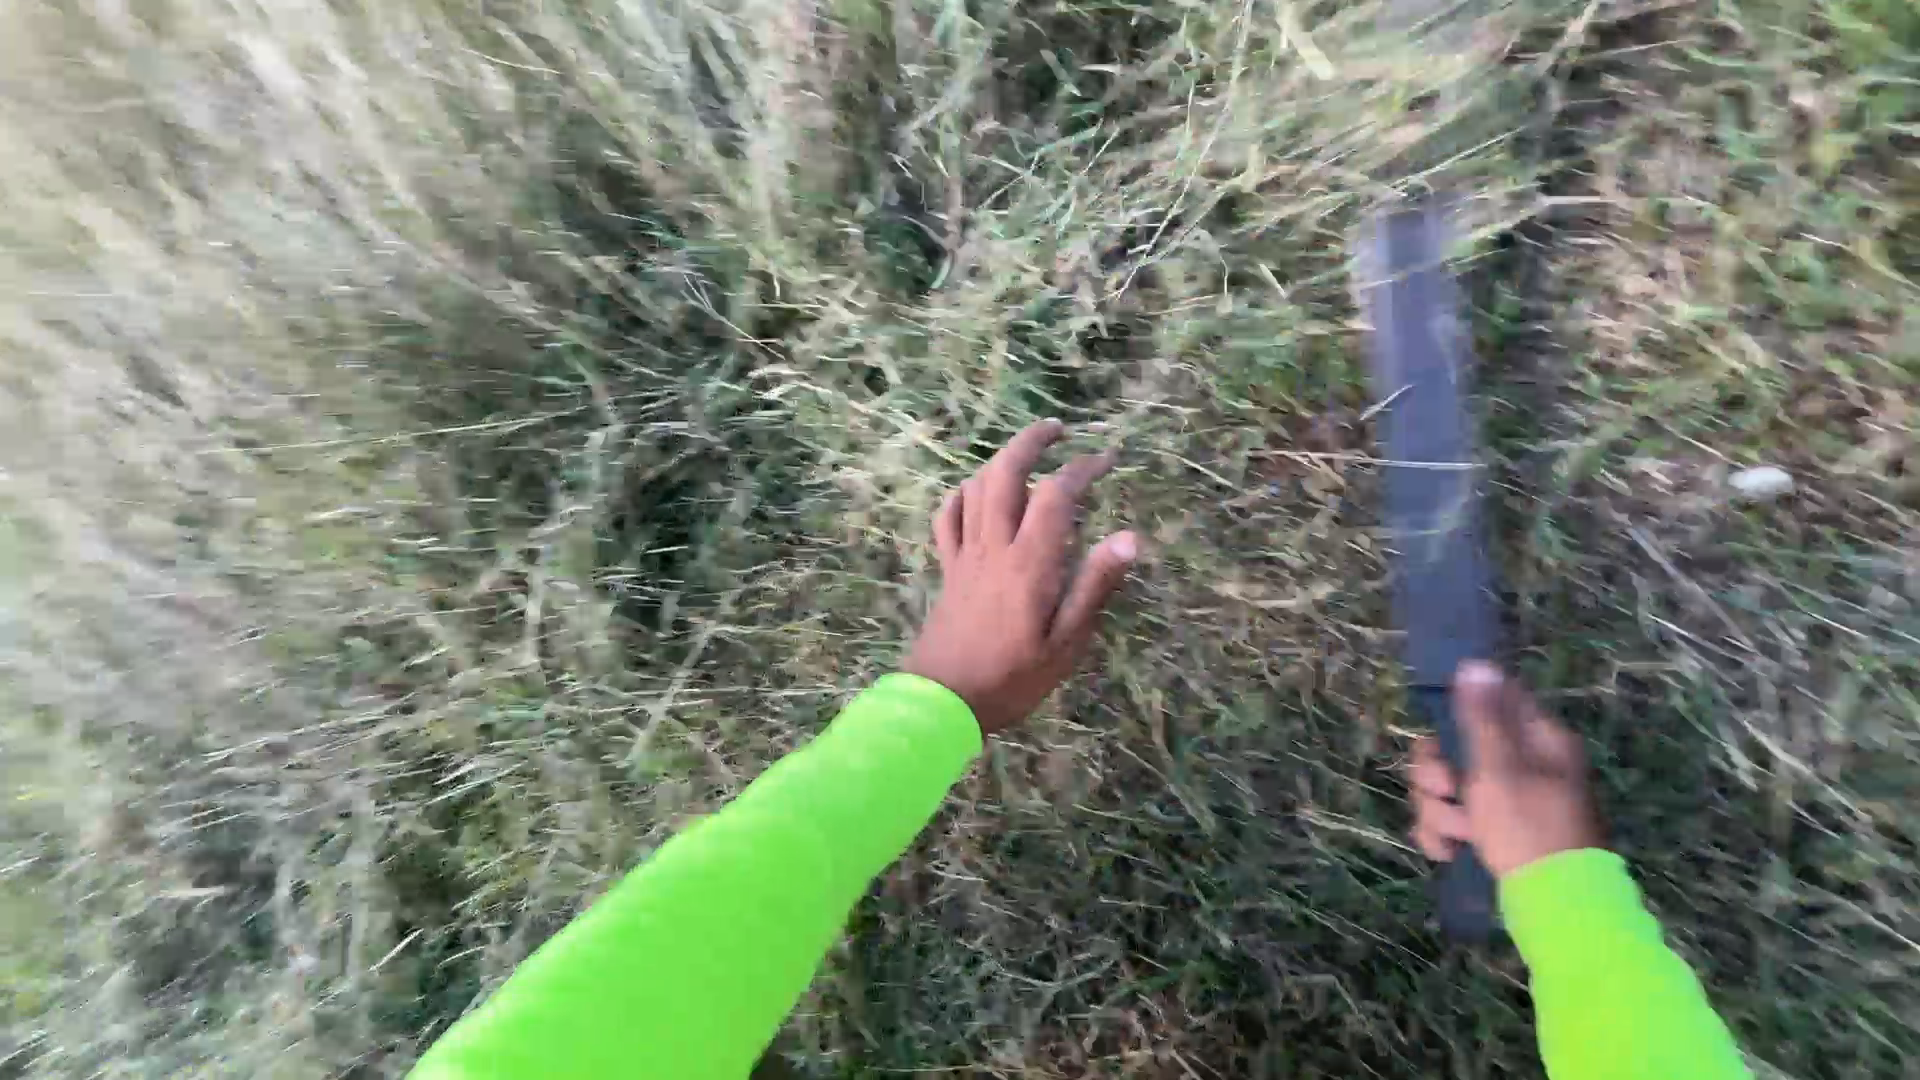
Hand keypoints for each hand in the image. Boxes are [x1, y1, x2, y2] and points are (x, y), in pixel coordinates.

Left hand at [904, 420, 1137, 734]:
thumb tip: (1130, 538)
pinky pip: (947, 519)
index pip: (1056, 496)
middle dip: (1031, 442)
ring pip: (975, 489)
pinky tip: (974, 492)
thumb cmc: (1012, 679)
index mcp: (1029, 563)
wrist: (942, 701)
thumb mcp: (1066, 643)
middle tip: (1057, 429)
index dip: (1083, 468)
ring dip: (999, 460)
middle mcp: (994, 547)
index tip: (1107, 457)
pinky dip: (961, 495)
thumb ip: (1094, 586)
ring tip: (1024, 452)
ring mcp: (965, 555)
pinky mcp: (947, 569)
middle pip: (1006, 474)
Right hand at [1409, 661, 1604, 878]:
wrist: (1558, 910)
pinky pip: (1448, 817)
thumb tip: (1476, 663)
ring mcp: (1506, 800)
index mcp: (1535, 742)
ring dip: (1438, 810)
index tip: (1443, 739)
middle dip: (1436, 774)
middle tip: (1447, 792)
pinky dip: (1442, 833)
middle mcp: (1522, 765)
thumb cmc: (1529, 829)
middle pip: (1453, 746)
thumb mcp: (1499, 767)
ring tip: (1456, 835)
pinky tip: (1448, 851)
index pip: (1488, 702)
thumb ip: (1481, 717)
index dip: (1456, 716)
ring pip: (1445, 785)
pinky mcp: (1491, 831)